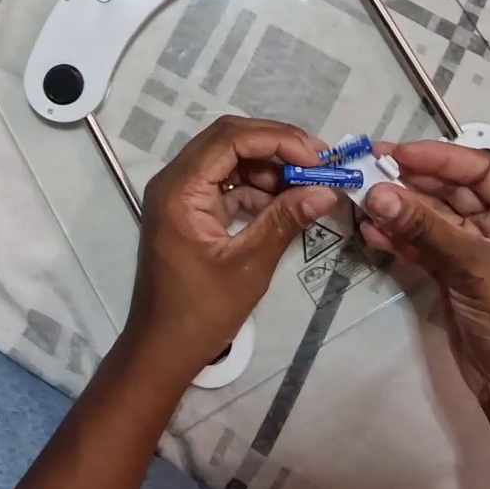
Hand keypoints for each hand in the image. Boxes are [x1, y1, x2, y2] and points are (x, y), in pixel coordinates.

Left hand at [122, 116, 339, 380]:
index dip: (276, 139)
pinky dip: (256, 186)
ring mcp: (180, 193)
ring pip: (229, 158)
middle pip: (228, 140)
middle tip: (318, 162)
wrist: (162, 349)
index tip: (317, 156)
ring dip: (269, 166)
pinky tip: (286, 201)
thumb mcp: (249, 266)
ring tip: (308, 184)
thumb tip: (327, 190)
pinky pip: (226, 182)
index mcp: (179, 188)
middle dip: (276, 146)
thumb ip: (285, 221)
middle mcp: (175, 179)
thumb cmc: (200, 311)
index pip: (230, 139)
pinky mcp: (190, 209)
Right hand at [358, 141, 489, 407]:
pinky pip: (426, 247)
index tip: (395, 153)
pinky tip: (371, 232)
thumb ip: (424, 226)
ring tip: (362, 201)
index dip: (438, 157)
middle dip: (411, 183)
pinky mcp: (457, 278)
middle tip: (367, 170)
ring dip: (401, 211)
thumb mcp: (474, 267)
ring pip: (435, 220)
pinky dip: (401, 240)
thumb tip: (375, 191)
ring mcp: (479, 255)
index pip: (480, 170)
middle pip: (453, 192)